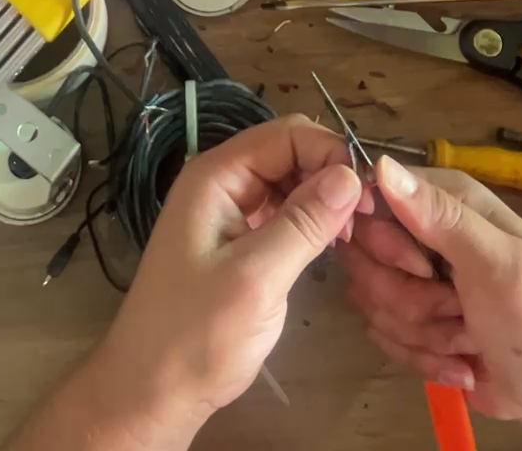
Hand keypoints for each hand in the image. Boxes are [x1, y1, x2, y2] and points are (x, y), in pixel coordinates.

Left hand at [80, 116, 369, 445]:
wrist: (152, 388)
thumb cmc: (196, 333)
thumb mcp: (256, 277)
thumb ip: (303, 223)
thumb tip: (350, 175)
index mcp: (216, 175)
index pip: (284, 134)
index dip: (329, 152)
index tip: (369, 193)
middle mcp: (221, 181)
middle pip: (287, 151)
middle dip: (330, 172)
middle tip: (367, 216)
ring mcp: (228, 209)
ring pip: (288, 179)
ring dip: (323, 196)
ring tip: (355, 232)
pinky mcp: (238, 237)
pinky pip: (281, 209)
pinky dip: (309, 218)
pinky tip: (332, 241)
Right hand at [340, 157, 521, 450]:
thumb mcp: (500, 265)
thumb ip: (442, 216)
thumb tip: (380, 164)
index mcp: (444, 199)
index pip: (369, 196)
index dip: (384, 239)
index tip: (420, 268)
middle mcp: (421, 227)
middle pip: (363, 253)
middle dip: (408, 297)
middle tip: (457, 309)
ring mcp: (411, 274)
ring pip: (369, 296)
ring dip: (421, 331)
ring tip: (468, 338)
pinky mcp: (408, 315)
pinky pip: (380, 330)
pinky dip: (421, 355)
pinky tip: (460, 360)